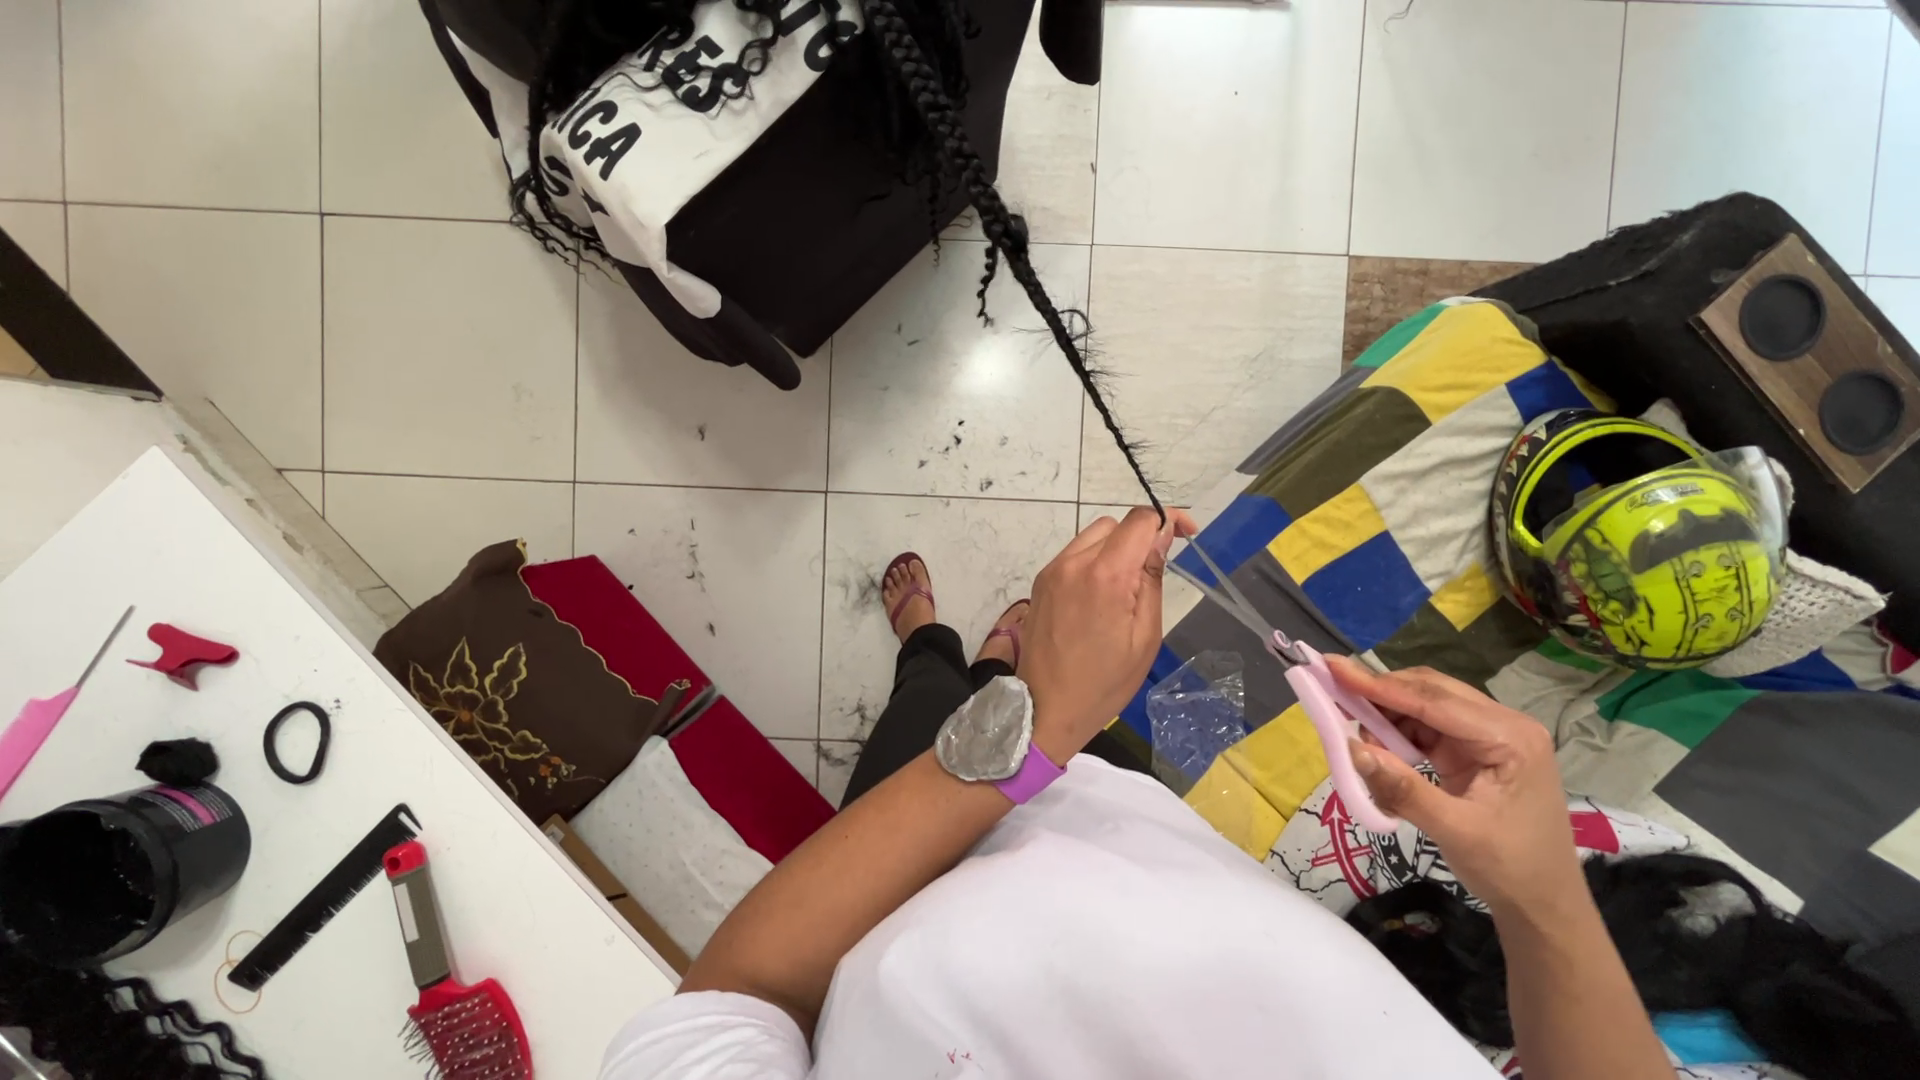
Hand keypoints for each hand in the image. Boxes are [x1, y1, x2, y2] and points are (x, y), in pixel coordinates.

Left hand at [1021, 507, 1194, 764]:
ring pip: (1092, 536)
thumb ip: (1152, 578)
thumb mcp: (1145, 636)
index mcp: (1105, 575)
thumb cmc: (1105, 683)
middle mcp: (1073, 563)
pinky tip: (1102, 595)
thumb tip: (1160, 536)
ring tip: (1127, 587)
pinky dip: (1093, 561)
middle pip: (1115, 525)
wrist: (1046, 709)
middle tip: (1155, 571)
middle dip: (1140, 537)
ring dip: (1115, 548)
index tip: (1187, 534)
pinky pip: (1073, 555)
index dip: (1168, 519)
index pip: (1140, 521)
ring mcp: (1052, 571)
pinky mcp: (1040, 582)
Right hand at [1327, 658, 1583, 916]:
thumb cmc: (1510, 868)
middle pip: (1429, 692)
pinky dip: (1398, 736)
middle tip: (1332, 695)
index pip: (1432, 700)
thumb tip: (1352, 749)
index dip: (1379, 684)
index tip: (1333, 668)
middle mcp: (1503, 725)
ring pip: (1424, 708)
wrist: (1544, 906)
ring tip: (1357, 737)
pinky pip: (1427, 729)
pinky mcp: (1476, 753)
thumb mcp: (1454, 830)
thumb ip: (1402, 788)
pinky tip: (1380, 750)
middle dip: (1380, 694)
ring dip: (1387, 717)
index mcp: (1509, 737)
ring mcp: (1489, 737)